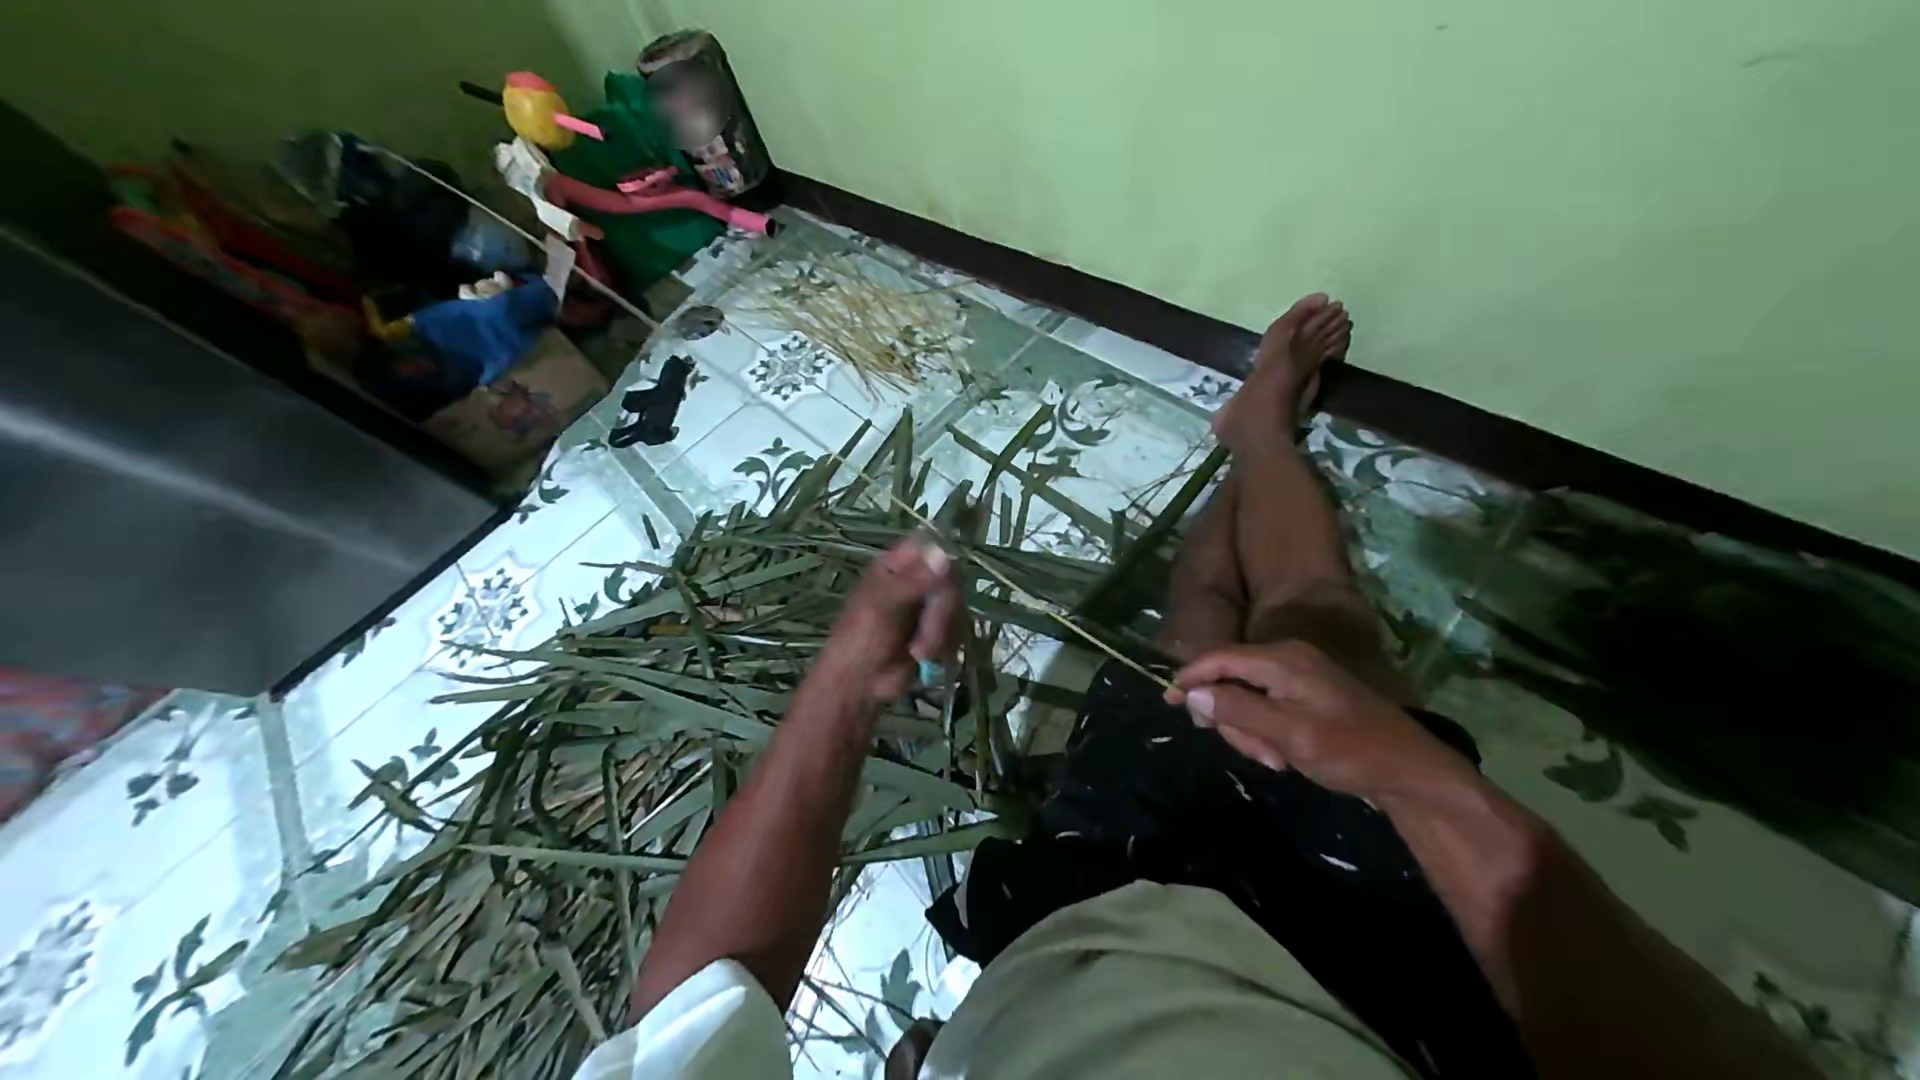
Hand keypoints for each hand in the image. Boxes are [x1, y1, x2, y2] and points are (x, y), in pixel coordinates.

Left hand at [814, 538, 962, 705]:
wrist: (859, 685)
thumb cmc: (859, 641)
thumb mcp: (882, 606)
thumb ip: (915, 581)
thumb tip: (944, 554)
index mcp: (895, 566)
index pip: (930, 547)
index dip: (943, 562)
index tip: (944, 586)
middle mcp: (915, 580)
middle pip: (951, 580)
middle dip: (942, 613)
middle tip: (926, 639)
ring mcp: (927, 605)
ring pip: (957, 606)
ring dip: (942, 633)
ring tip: (919, 653)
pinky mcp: (938, 629)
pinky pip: (958, 627)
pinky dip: (946, 644)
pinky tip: (926, 657)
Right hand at [1164, 641, 1478, 803]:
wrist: (1412, 774)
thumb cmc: (1352, 751)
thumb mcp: (1290, 734)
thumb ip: (1239, 710)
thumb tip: (1192, 694)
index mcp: (1283, 659)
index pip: (1219, 657)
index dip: (1190, 677)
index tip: (1168, 702)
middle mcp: (1287, 659)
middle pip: (1230, 681)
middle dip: (1231, 720)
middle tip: (1254, 754)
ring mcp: (1297, 678)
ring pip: (1244, 699)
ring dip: (1249, 732)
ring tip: (1275, 760)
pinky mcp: (1304, 696)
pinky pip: (1264, 708)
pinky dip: (1264, 732)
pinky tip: (1281, 755)